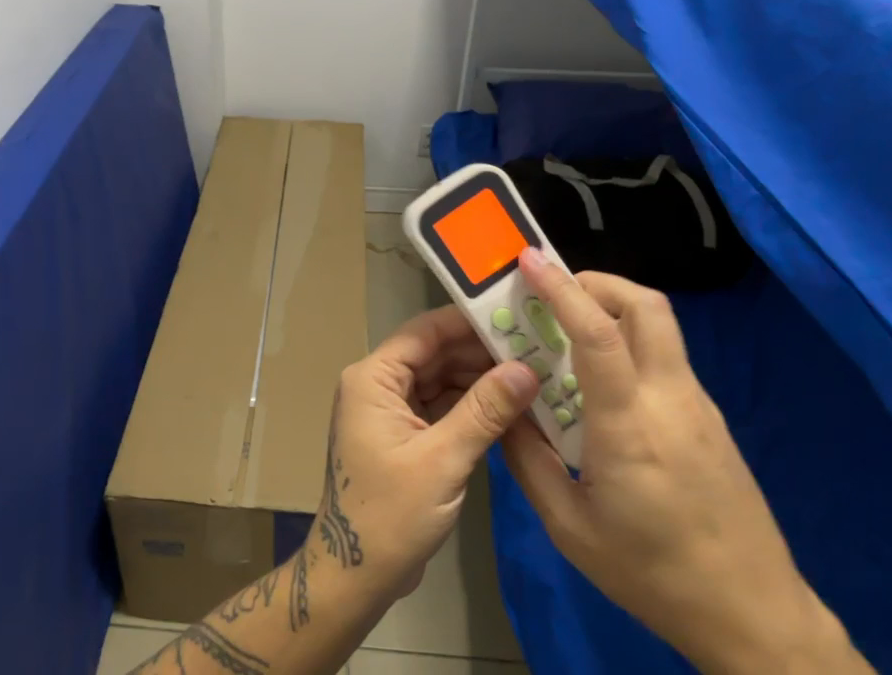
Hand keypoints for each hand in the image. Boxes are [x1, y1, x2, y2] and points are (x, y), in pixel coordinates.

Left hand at [312, 305, 540, 602]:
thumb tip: (527, 367)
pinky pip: (439, 407)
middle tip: (535, 347)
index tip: (514, 315)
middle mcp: (376, 386)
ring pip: (439, 380)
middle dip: (481, 352)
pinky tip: (510, 408)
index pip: (424, 332)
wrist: (356, 575)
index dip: (468, 321)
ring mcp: (389, 412)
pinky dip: (470, 407)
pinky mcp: (403, 437)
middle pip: (434, 354)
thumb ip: (485, 410)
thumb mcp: (443, 459)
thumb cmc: (391, 513)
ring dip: (479, 380)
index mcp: (372, 379)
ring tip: (532, 374)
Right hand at [501, 250, 872, 674]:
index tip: (530, 260)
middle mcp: (671, 399)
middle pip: (646, 307)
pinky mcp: (711, 420)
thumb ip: (528, 460)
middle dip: (597, 283)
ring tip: (567, 332)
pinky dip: (630, 343)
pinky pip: (667, 358)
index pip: (599, 333)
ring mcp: (699, 406)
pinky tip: (601, 382)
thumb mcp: (569, 527)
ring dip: (613, 310)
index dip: (563, 289)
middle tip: (553, 294)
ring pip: (661, 328)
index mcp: (630, 425)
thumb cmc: (651, 573)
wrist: (752, 612)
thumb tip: (504, 409)